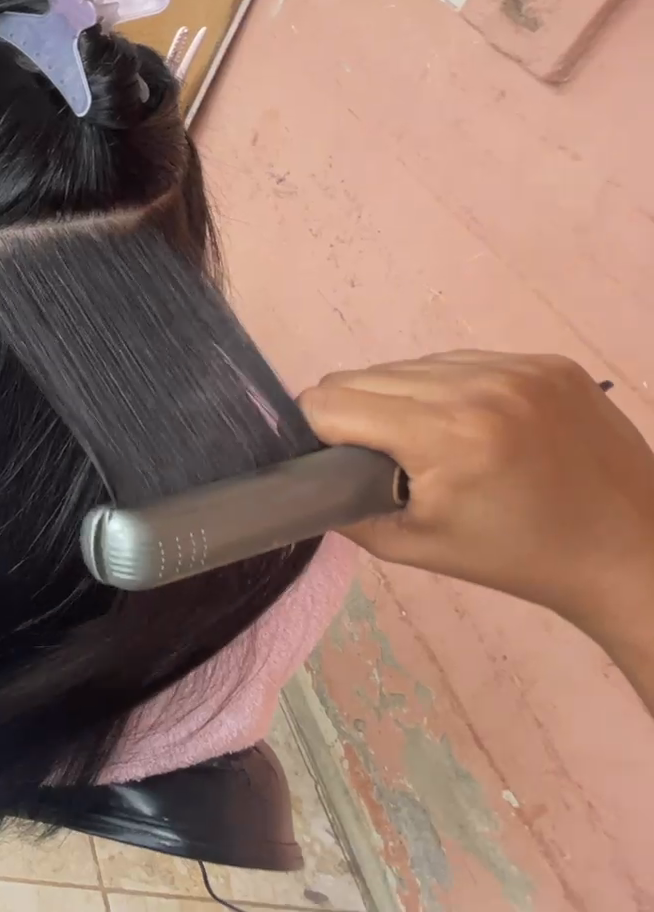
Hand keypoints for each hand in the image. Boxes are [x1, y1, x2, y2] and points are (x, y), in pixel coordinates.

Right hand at [299, 351, 653, 640]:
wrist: (639, 555)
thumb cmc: (513, 557)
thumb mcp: (403, 544)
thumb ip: (335, 501)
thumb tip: (299, 470)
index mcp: (447, 434)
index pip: (326, 403)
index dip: (316, 433)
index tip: (335, 463)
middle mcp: (481, 386)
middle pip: (355, 378)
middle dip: (350, 415)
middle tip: (379, 457)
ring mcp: (519, 368)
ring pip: (398, 366)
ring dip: (392, 398)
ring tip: (426, 440)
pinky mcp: (546, 362)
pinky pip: (449, 361)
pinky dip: (439, 389)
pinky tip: (467, 423)